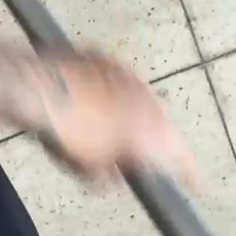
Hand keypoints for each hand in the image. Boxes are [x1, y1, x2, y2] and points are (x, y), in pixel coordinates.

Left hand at [36, 51, 195, 186]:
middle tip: (143, 151)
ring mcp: (123, 71)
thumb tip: (120, 172)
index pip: (182, 155)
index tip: (195, 182)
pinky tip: (98, 99)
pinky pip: (116, 76)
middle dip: (157, 136)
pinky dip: (113, 88)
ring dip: (135, 109)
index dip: (190, 171)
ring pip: (141, 95)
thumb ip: (118, 172)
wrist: (39, 88)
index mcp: (151, 128)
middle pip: (163, 120)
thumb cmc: (66, 133)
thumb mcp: (93, 170)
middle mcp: (146, 95)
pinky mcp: (101, 54)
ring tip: (118, 125)